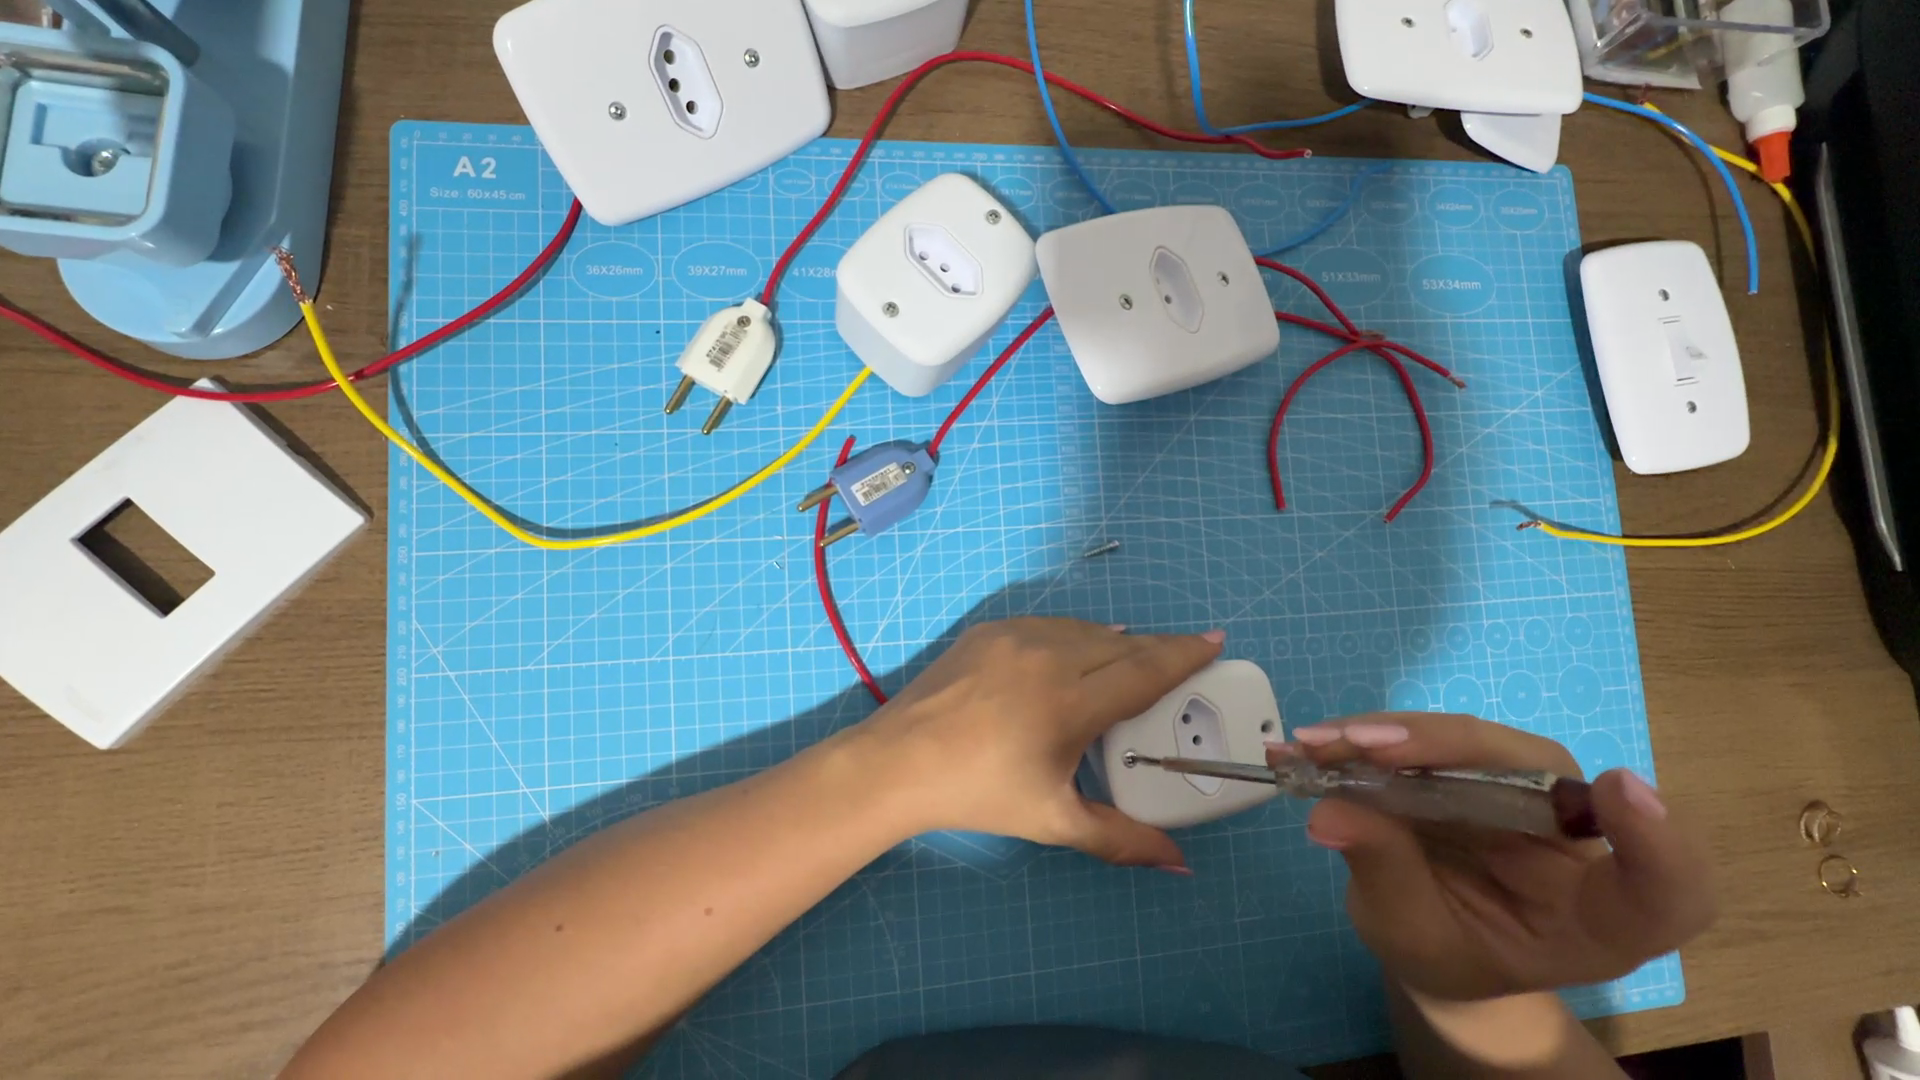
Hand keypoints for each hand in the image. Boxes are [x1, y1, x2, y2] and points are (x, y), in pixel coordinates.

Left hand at [847, 618, 1222, 868]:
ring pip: (1083, 630)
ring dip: (1113, 642)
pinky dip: (1073, 635)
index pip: (1146, 671)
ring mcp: (1015, 637)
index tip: (1215, 641)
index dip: (1185, 655)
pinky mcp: (989, 630)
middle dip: (1155, 650)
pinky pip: (1048, 626)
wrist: (899, 762)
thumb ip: (1121, 840)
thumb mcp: (1053, 821)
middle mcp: (1049, 656)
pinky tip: (1078, 648)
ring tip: (1130, 660)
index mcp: (1072, 701)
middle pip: (1121, 645)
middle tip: (1180, 660)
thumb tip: (1178, 863)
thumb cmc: (980, 793)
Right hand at [1277, 713, 1714, 1001]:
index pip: (1665, 885)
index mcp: (1597, 913)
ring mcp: (1518, 791)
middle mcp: (1568, 837)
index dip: (1656, 840)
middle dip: (1449, 748)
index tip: (1621, 788)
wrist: (1437, 941)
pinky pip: (1427, 738)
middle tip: (1367, 745)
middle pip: (1537, 771)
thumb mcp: (1414, 937)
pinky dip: (1368, 736)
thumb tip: (1327, 813)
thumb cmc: (1447, 956)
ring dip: (1392, 733)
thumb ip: (1386, 876)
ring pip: (1473, 740)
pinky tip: (1315, 743)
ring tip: (1318, 744)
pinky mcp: (1470, 765)